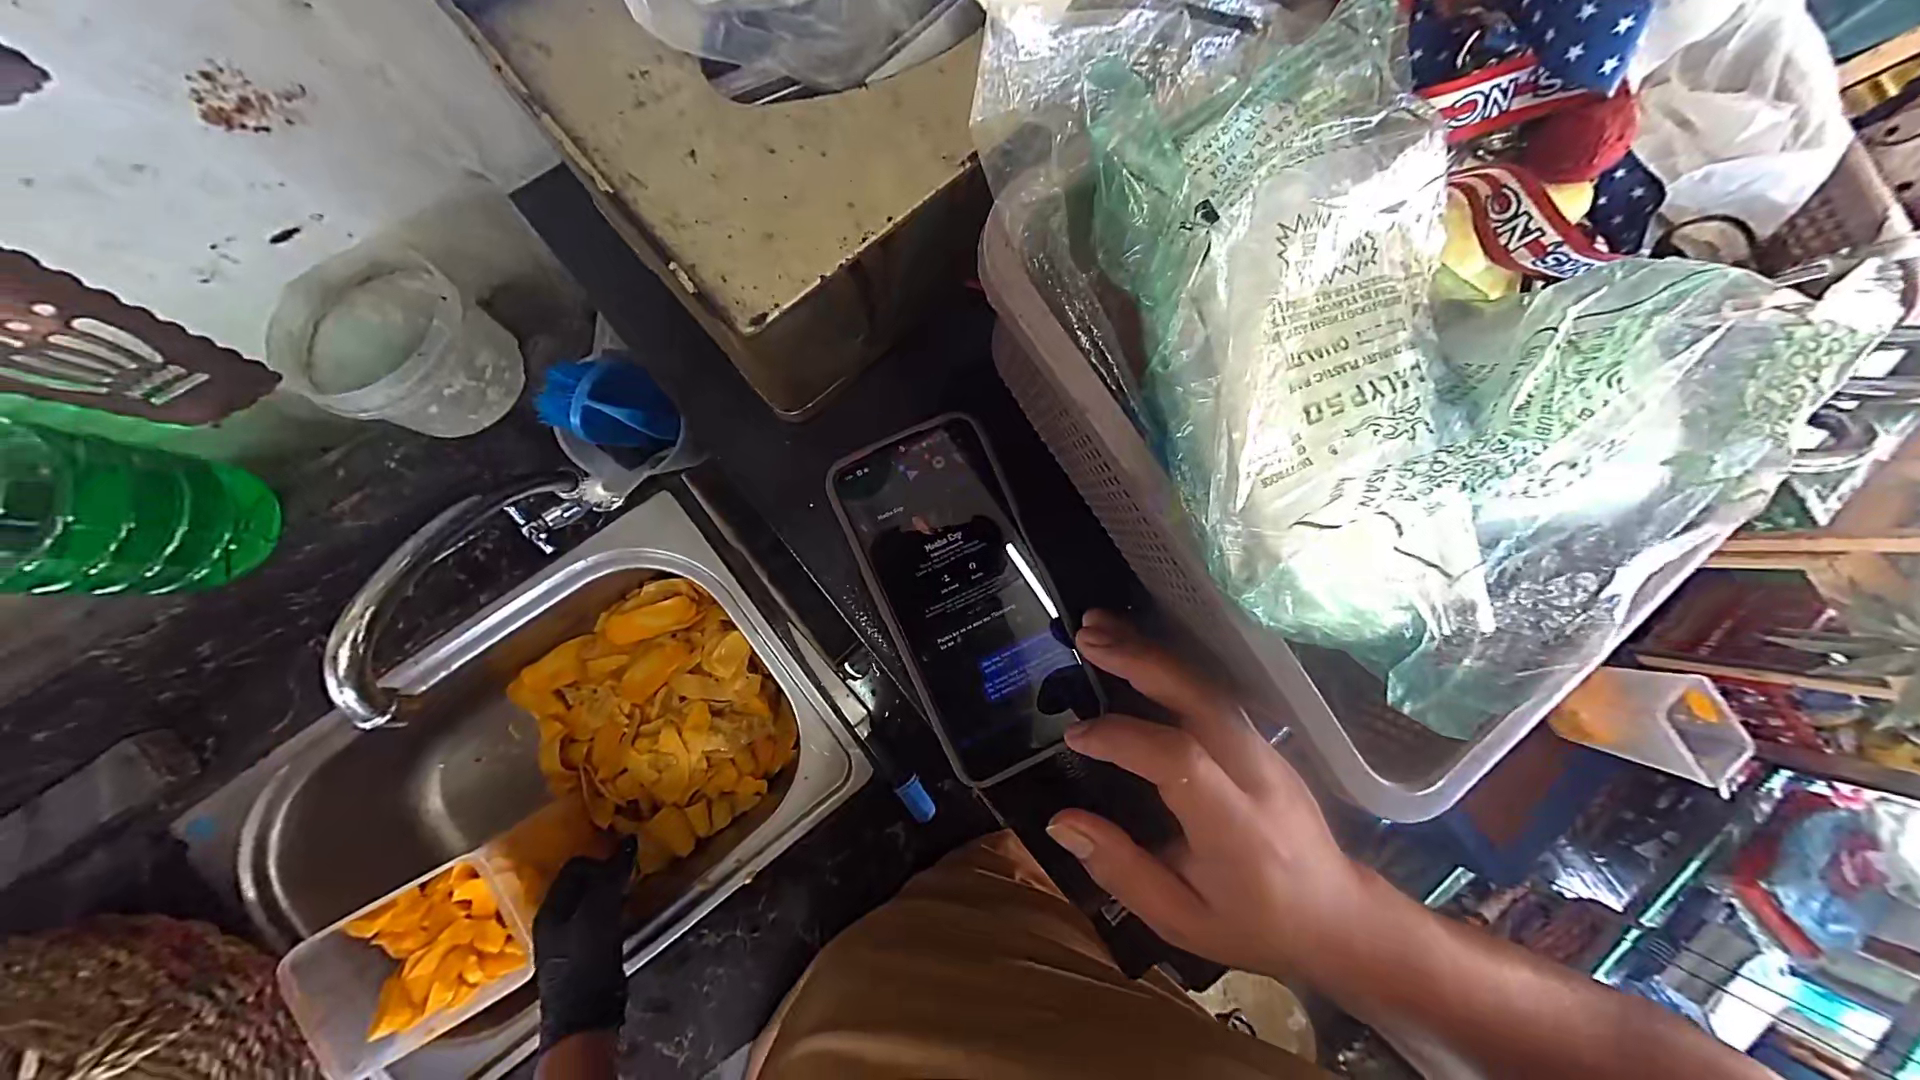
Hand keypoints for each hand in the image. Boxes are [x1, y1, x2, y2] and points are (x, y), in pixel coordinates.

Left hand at [534, 837, 635, 1051]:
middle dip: (607, 870)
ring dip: (612, 888)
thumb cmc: (586, 957)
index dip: (600, 856)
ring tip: (634, 883)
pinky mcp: (585, 950)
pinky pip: (600, 915)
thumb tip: (628, 841)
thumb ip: (611, 876)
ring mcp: (568, 936)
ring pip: (592, 898)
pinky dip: (615, 906)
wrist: (585, 1013)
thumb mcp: (599, 911)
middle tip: (633, 866)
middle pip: (583, 881)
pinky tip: (628, 908)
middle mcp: (555, 919)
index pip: (575, 866)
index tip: (626, 854)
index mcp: (551, 907)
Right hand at [1046, 611, 1371, 979]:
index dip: (1124, 737)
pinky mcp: (1260, 737)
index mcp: (1236, 825)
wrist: (1340, 917)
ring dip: (1149, 651)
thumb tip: (1061, 822)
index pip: (1179, 760)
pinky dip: (1167, 664)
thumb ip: (1121, 869)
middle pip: (1198, 699)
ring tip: (1098, 627)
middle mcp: (1255, 772)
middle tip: (1087, 638)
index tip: (1076, 734)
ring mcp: (1264, 747)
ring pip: (1204, 684)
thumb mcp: (1181, 919)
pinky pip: (1209, 690)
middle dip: (1140, 661)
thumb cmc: (1255, 925)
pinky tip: (1133, 648)